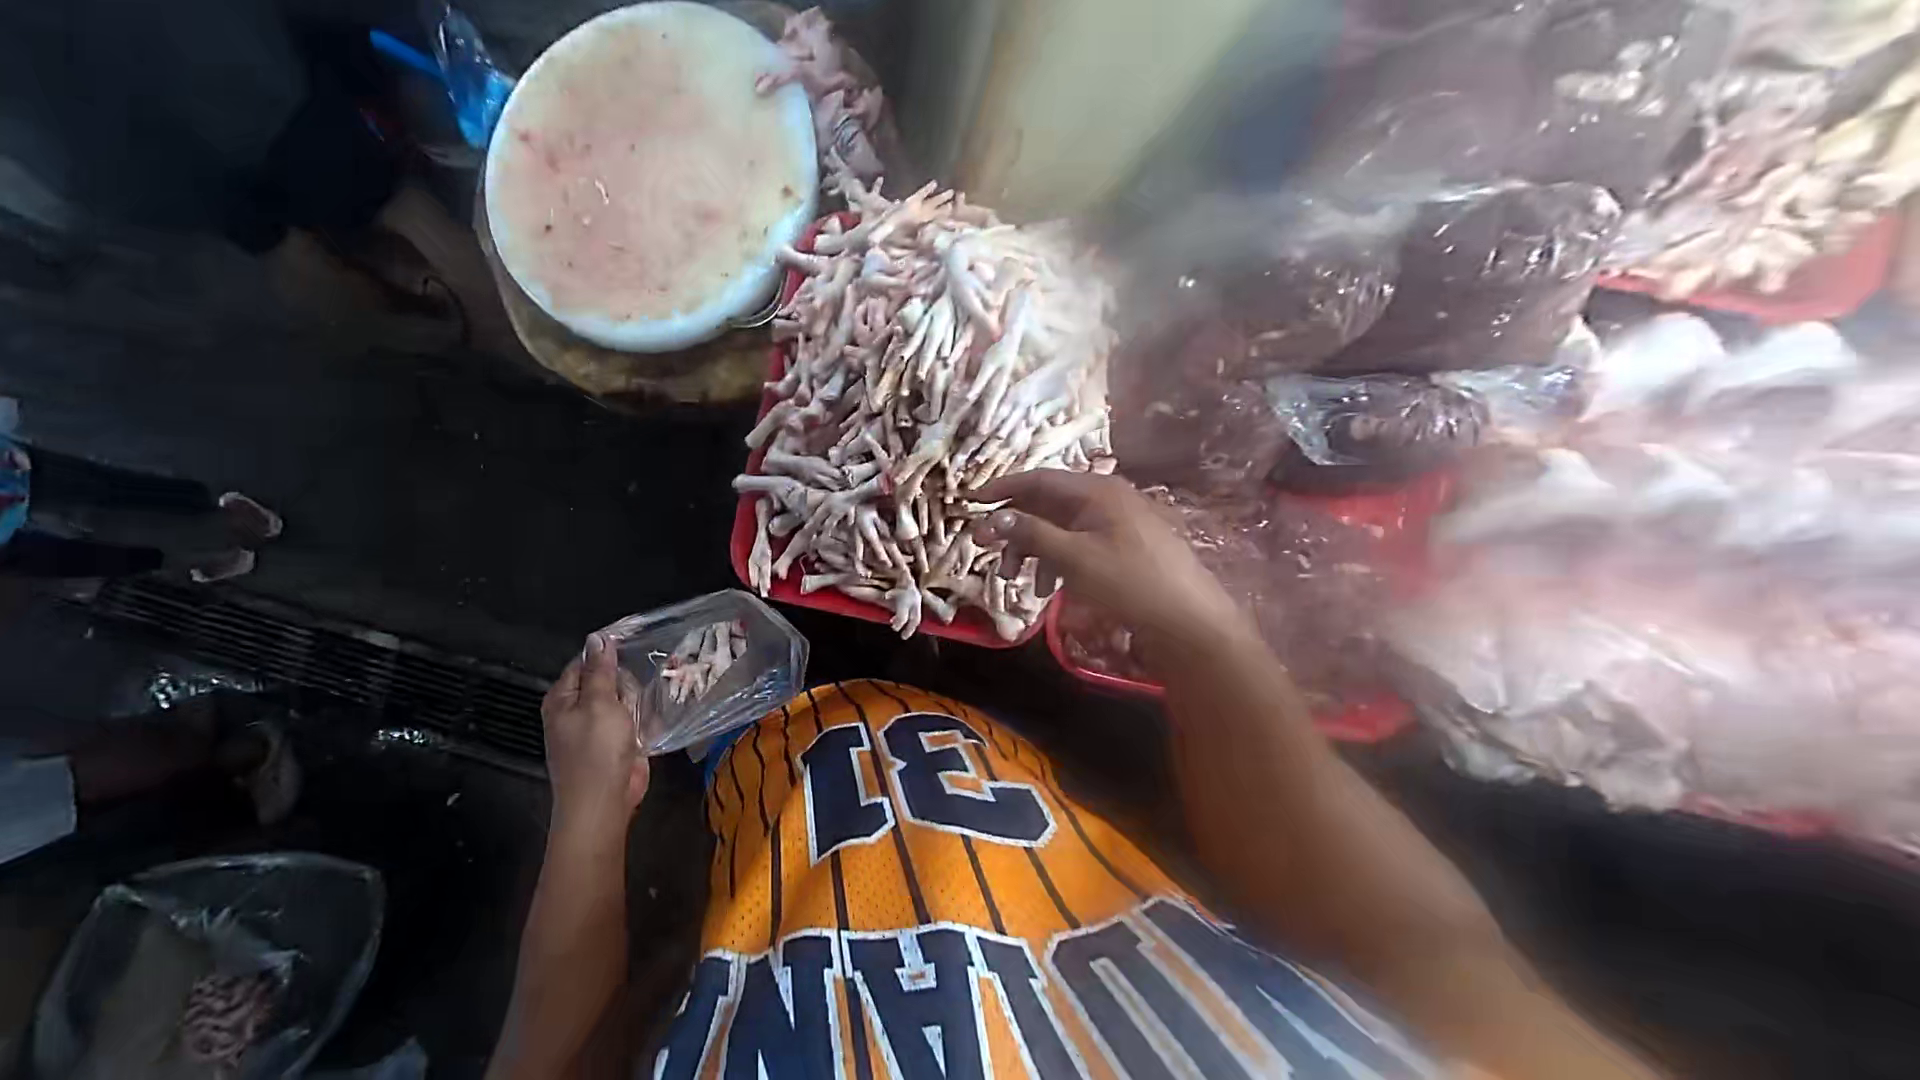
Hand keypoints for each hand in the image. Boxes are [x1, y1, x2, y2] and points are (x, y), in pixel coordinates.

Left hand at [541, 632, 649, 838]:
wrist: (603, 802)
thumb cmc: (596, 750)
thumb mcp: (598, 703)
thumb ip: (600, 670)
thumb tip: (596, 638)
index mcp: (563, 698)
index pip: (585, 662)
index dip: (609, 651)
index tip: (638, 640)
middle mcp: (578, 710)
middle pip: (608, 679)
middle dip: (628, 678)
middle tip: (645, 679)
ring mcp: (599, 727)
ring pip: (625, 699)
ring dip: (639, 698)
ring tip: (658, 693)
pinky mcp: (619, 742)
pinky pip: (634, 719)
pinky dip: (645, 716)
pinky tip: (660, 711)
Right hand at [973, 470, 1249, 649]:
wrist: (1188, 619)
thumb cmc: (1129, 581)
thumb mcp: (1073, 558)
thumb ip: (1031, 534)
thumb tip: (992, 518)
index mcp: (1096, 490)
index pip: (1038, 479)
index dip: (1003, 489)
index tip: (972, 503)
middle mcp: (1106, 498)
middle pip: (1047, 504)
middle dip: (1016, 529)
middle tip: (988, 552)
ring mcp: (1117, 522)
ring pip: (1061, 528)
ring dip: (1034, 551)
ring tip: (1016, 582)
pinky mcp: (1123, 547)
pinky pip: (1079, 545)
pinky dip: (1057, 562)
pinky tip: (1046, 589)